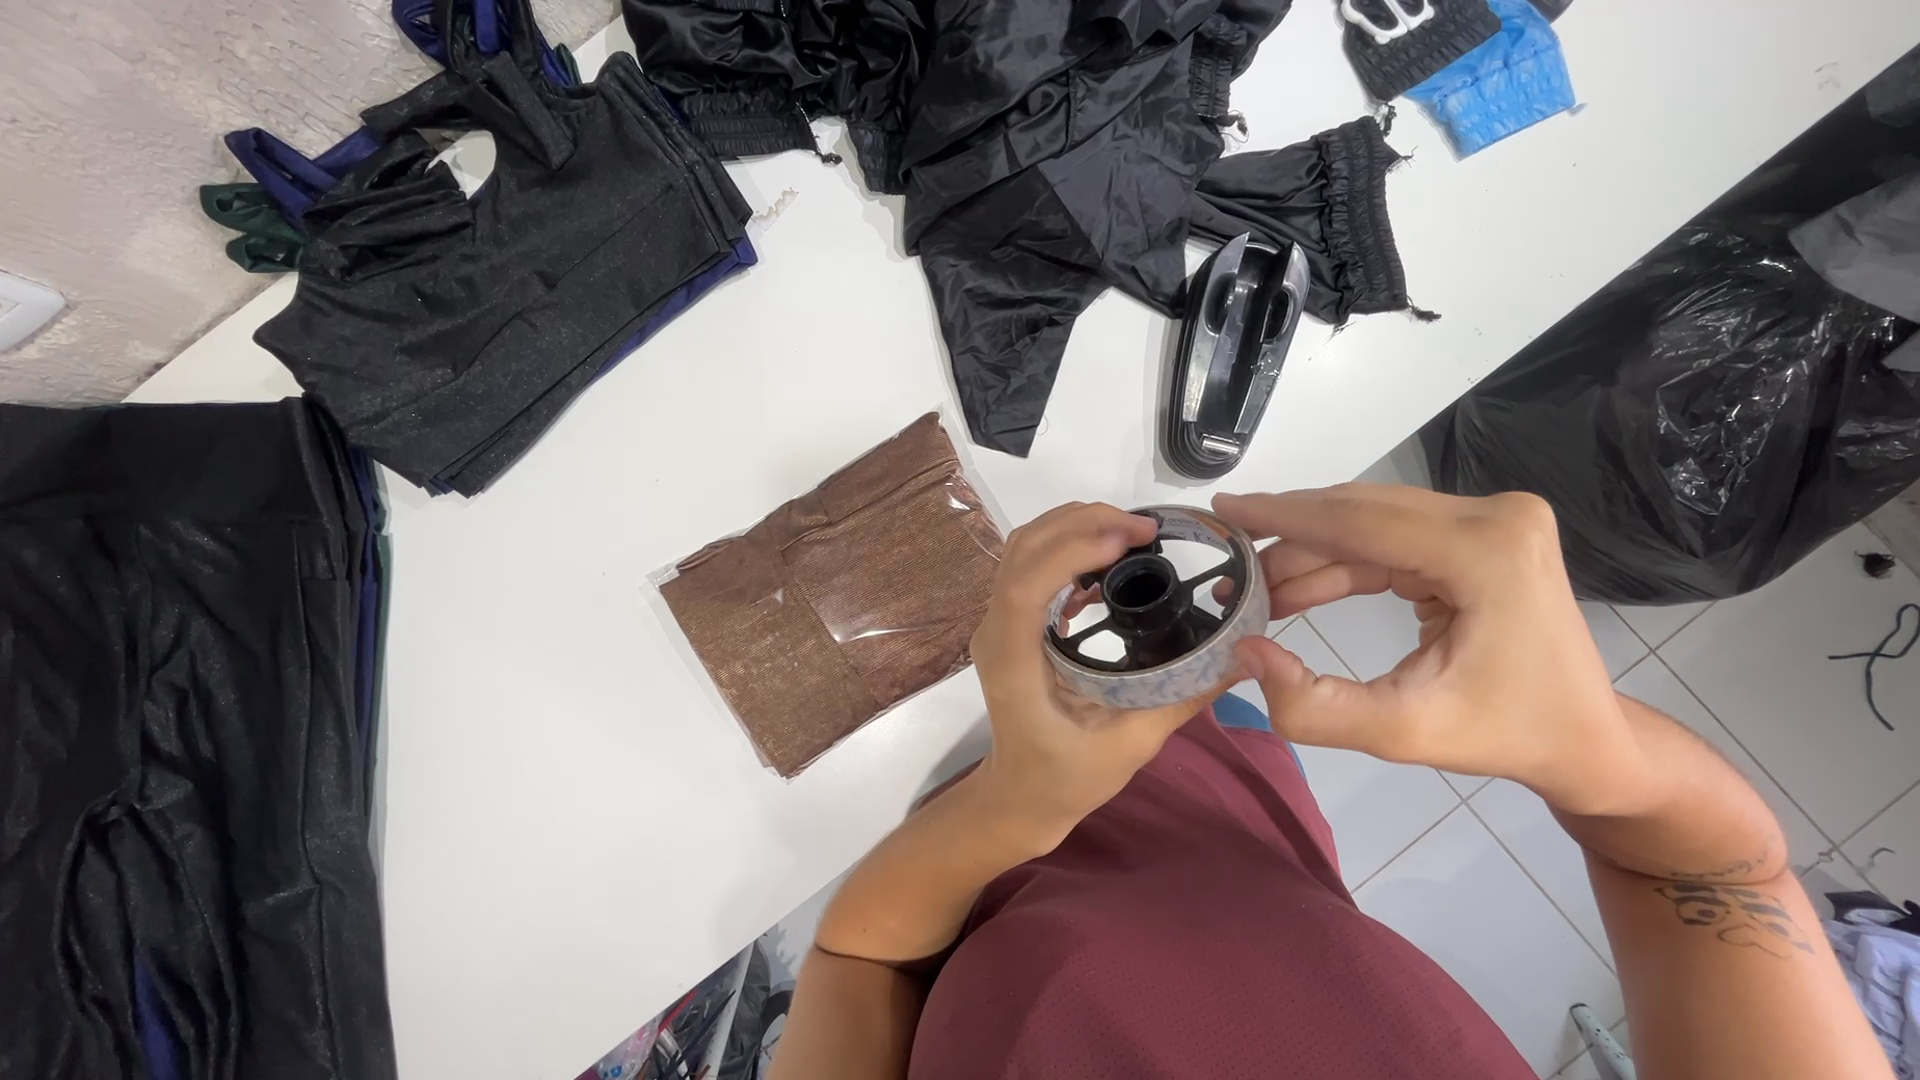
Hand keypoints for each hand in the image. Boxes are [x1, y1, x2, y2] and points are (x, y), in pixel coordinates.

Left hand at [969, 502, 1229, 849]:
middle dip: (1082, 524)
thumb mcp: (1130, 746)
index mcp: (1014, 663)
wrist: (1021, 795)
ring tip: (1131, 534)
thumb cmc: (1066, 779)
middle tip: (1144, 528)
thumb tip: (1241, 657)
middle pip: (1023, 551)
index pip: (1024, 588)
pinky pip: (1029, 566)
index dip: (1069, 553)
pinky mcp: (1009, 623)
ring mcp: (997, 624)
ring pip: (1023, 550)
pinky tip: (1107, 565)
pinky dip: (1066, 548)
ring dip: (1074, 528)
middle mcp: (996, 633)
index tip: (1125, 541)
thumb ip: (1181, 700)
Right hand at [1213, 484, 1653, 816]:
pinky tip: (1296, 591)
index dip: (1282, 515)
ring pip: (1369, 523)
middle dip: (1287, 539)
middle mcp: (1494, 518)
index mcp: (1486, 552)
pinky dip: (1338, 562)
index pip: (1360, 521)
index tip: (1223, 508)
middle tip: (1227, 564)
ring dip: (1308, 554)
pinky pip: (1388, 538)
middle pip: (1361, 513)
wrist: (1586, 739)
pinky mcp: (1480, 536)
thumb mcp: (1402, 732)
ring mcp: (1491, 522)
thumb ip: (1312, 705)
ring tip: (1253, 591)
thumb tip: (1244, 651)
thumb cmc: (1505, 735)